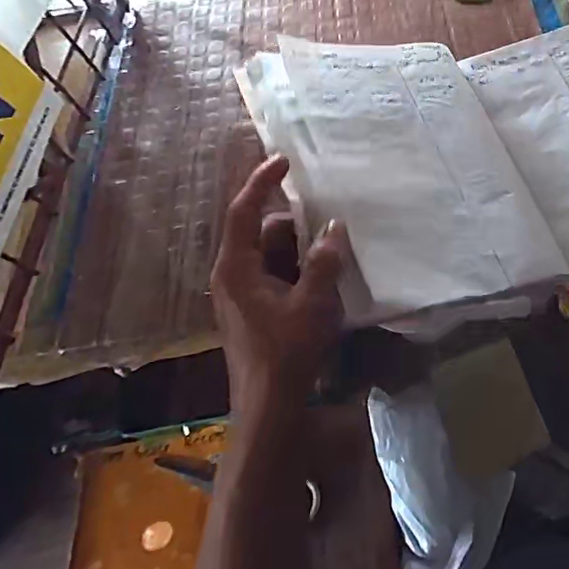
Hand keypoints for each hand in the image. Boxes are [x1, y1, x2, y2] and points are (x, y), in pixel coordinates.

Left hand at [211, 155, 347, 416]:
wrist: (269, 407)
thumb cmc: (286, 353)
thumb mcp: (312, 304)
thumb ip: (323, 262)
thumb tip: (334, 227)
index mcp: (236, 266)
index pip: (245, 211)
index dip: (263, 181)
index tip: (285, 160)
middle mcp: (233, 275)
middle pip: (266, 234)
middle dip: (299, 230)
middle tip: (333, 231)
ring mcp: (242, 294)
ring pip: (275, 257)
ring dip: (304, 255)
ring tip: (335, 265)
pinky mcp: (254, 311)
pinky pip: (277, 278)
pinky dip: (300, 275)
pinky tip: (326, 288)